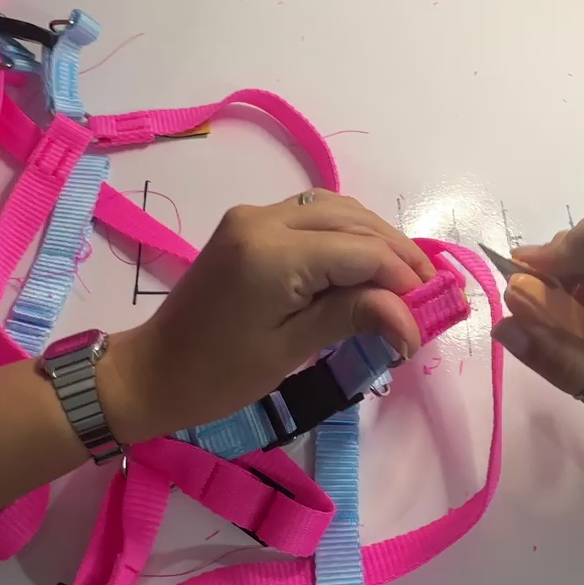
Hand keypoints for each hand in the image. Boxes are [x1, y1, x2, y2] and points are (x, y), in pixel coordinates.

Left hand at [99, 190, 435, 442]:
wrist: (153, 370)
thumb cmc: (219, 375)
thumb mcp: (292, 350)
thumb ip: (354, 317)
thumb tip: (414, 317)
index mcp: (273, 253)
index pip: (362, 251)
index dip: (403, 280)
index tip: (428, 316)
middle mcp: (263, 218)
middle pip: (353, 220)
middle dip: (397, 254)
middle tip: (429, 293)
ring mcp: (253, 215)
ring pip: (336, 209)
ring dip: (375, 239)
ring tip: (405, 278)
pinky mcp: (249, 224)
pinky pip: (312, 215)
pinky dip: (346, 234)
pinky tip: (365, 262)